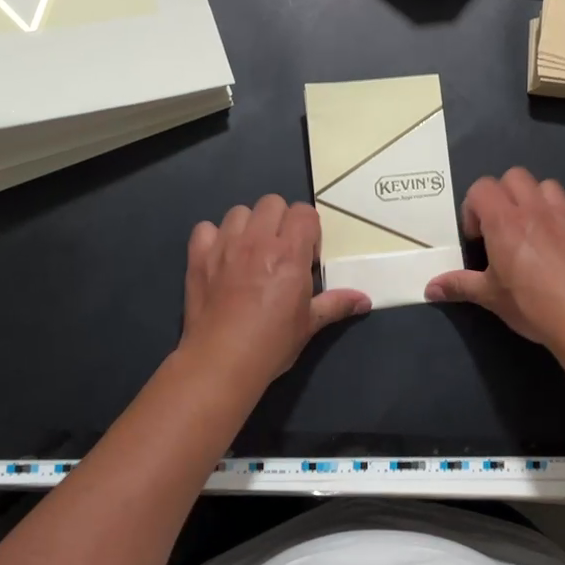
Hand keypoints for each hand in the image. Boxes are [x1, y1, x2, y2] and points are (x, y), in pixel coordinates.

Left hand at [179, 195, 370, 392]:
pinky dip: (214, 238)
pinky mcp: (199, 257)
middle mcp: (257, 240)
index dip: (308, 230)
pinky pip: (205, 228)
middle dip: (280, 221)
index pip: (304, 212)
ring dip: (248, 227)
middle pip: (272, 203)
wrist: (221, 361)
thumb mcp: (309, 324)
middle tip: (280, 251)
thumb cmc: (271, 343)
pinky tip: (220, 258)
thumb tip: (365, 300)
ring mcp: (225, 246)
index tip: (307, 256)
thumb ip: (336, 304)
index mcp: (289, 253)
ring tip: (249, 253)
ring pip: (239, 212)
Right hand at [424, 168, 564, 351]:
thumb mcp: (490, 296)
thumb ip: (459, 285)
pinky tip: (563, 236)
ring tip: (533, 227)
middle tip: (501, 226)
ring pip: (547, 185)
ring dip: (536, 199)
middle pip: (514, 176)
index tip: (477, 236)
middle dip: (503, 194)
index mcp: (504, 221)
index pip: (482, 187)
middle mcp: (534, 209)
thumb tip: (429, 288)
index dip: (473, 206)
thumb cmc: (531, 304)